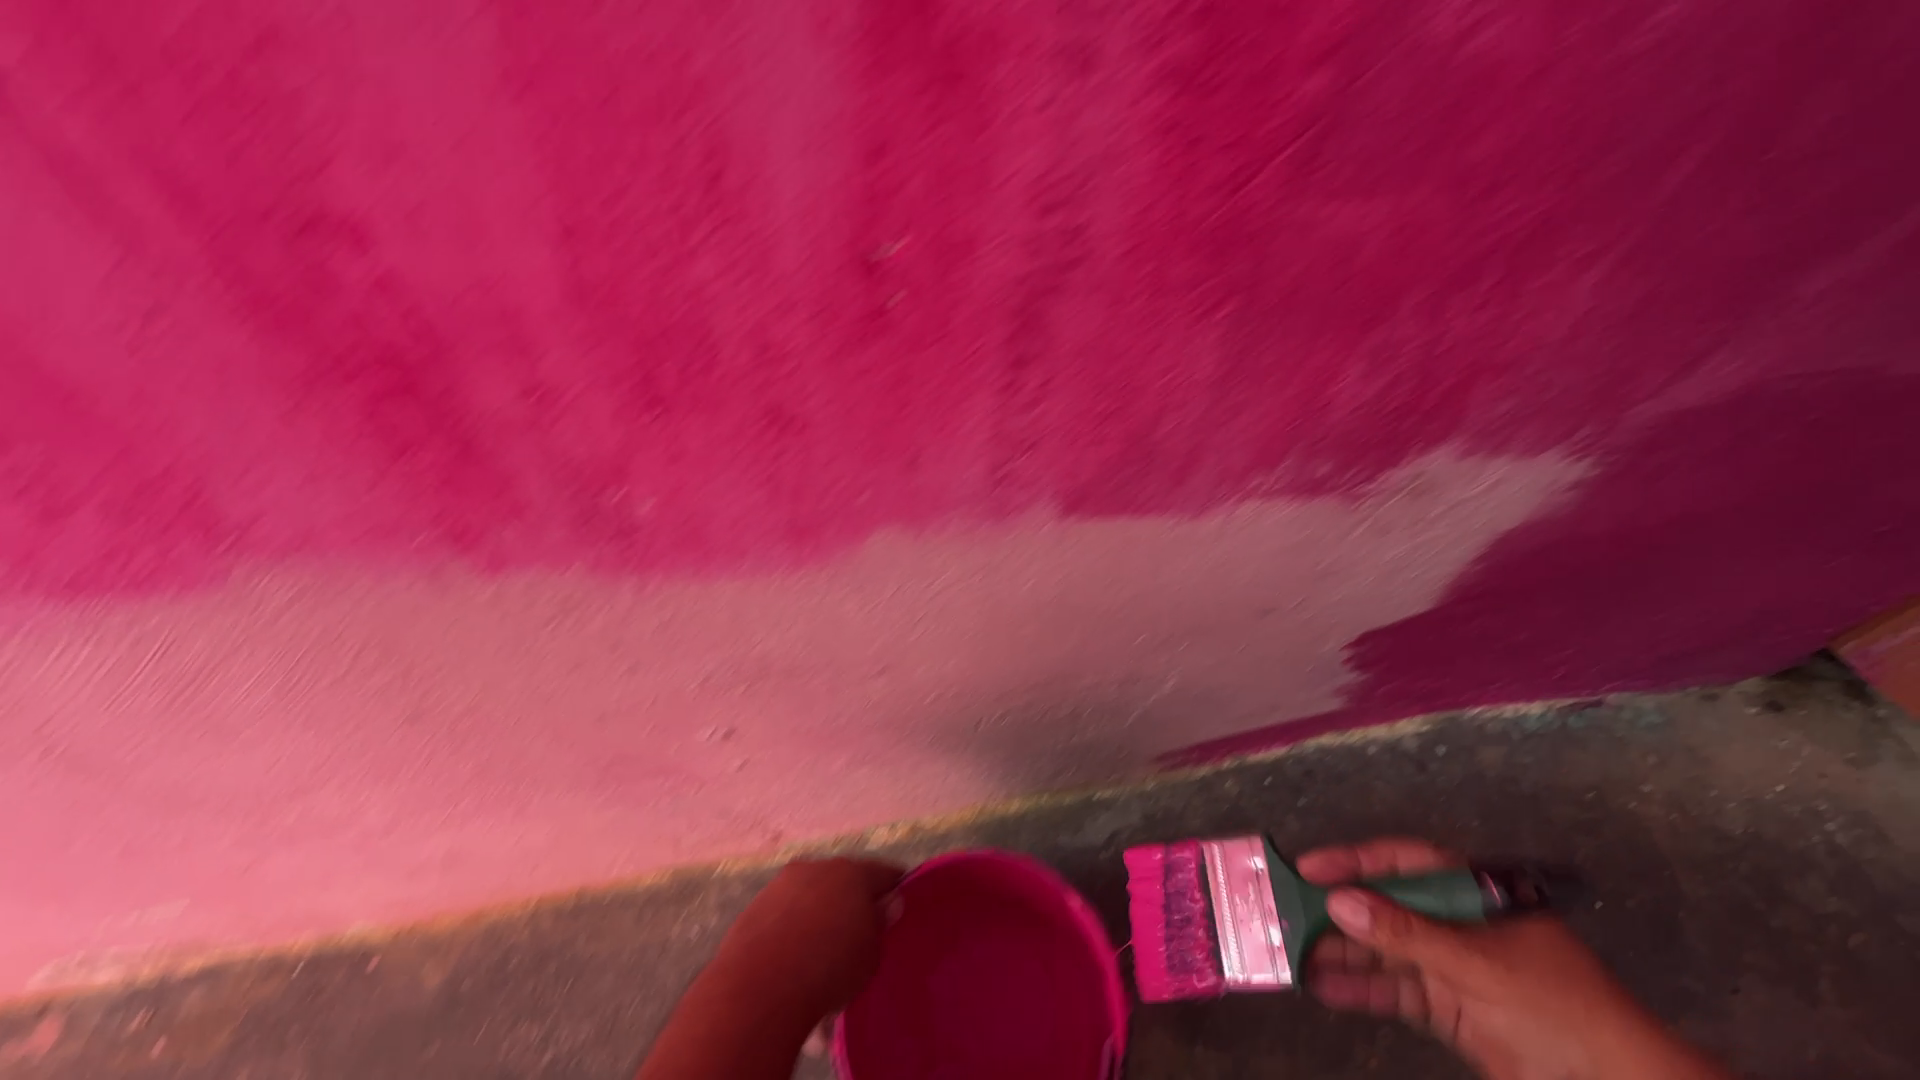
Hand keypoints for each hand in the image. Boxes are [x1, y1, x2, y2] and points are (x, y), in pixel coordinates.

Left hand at [713, 858, 902, 1014]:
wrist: (759, 987)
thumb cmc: (829, 969)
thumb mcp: (871, 954)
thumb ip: (881, 923)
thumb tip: (887, 901)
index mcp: (853, 873)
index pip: (886, 873)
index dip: (896, 888)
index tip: (900, 904)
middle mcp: (818, 867)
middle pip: (845, 881)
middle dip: (853, 902)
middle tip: (860, 932)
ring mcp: (782, 884)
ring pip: (812, 895)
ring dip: (820, 914)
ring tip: (822, 951)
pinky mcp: (756, 905)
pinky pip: (786, 913)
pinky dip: (794, 928)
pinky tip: (794, 957)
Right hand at [1297, 838, 1728, 1079]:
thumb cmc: (1555, 1008)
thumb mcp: (1478, 965)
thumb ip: (1405, 933)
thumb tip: (1338, 900)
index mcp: (1474, 893)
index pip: (1404, 862)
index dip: (1354, 861)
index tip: (1307, 868)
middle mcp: (1458, 923)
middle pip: (1387, 906)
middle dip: (1338, 910)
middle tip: (1283, 911)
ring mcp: (1452, 967)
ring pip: (1384, 950)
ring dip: (1339, 951)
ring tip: (1289, 951)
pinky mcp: (1449, 1009)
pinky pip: (1394, 991)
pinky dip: (1359, 989)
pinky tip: (1321, 986)